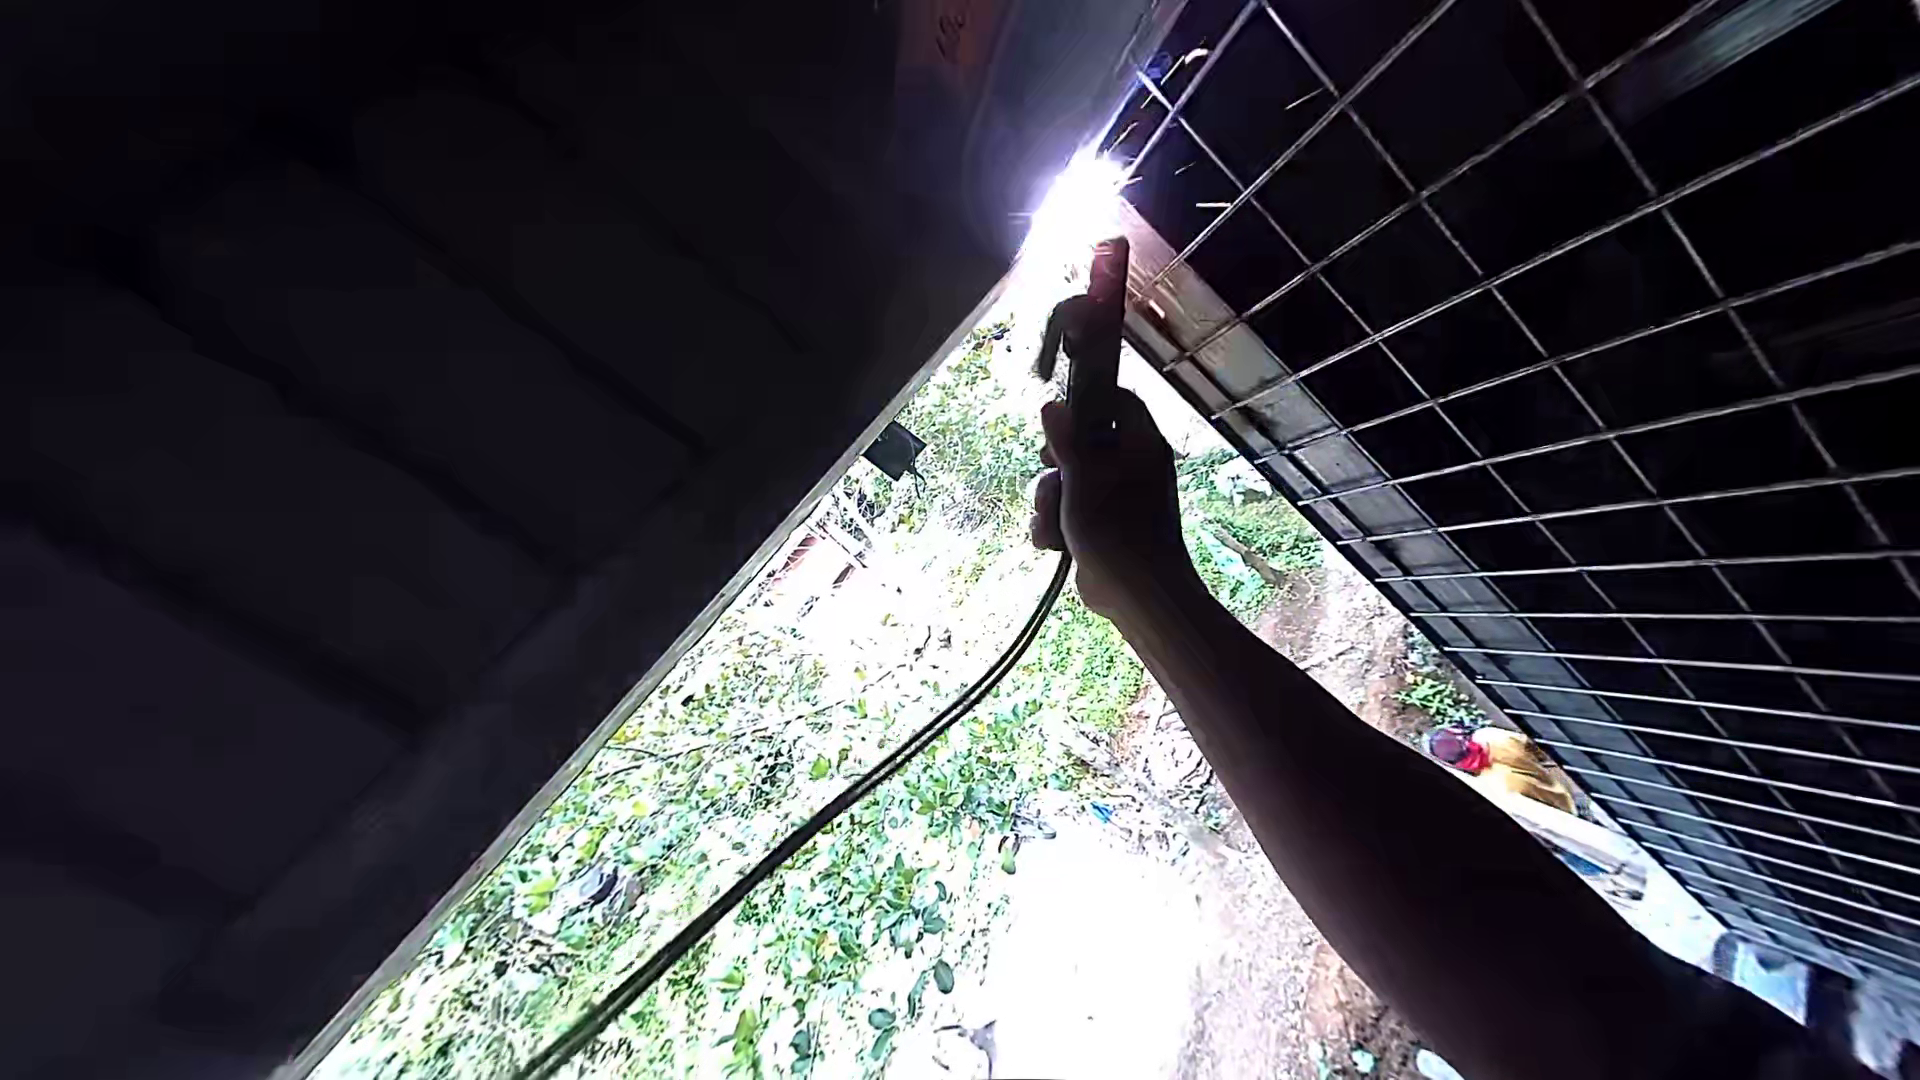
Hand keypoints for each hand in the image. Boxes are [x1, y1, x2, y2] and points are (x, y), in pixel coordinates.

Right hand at [1030, 391, 1200, 620]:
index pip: (1117, 403)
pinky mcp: (1099, 526)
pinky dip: (1055, 525)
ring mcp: (1113, 499)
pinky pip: (1068, 512)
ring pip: (1068, 482)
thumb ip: (1067, 441)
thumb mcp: (1084, 478)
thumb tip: (1051, 405)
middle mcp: (1129, 467)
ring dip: (1049, 502)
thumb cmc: (1116, 529)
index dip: (1086, 406)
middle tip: (1051, 474)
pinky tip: (1050, 541)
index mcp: (1139, 445)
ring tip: (1050, 522)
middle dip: (1056, 466)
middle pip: (1082, 445)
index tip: (1060, 424)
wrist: (1136, 593)